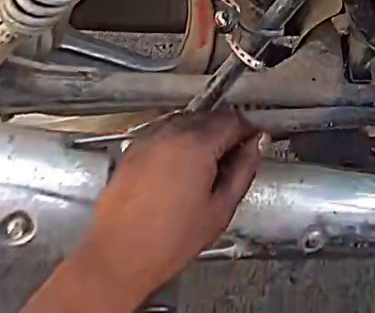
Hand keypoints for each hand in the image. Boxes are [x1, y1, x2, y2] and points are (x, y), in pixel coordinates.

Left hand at [29, 111, 264, 312]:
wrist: (117, 257)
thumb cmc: (165, 241)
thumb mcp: (219, 209)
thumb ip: (244, 170)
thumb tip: (257, 145)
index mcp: (199, 143)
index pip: (234, 121)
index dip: (248, 131)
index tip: (253, 141)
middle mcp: (174, 131)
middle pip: (212, 116)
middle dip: (226, 131)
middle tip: (233, 156)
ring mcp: (152, 136)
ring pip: (189, 120)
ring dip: (203, 133)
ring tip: (206, 165)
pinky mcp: (136, 146)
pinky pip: (167, 131)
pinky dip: (179, 140)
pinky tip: (180, 167)